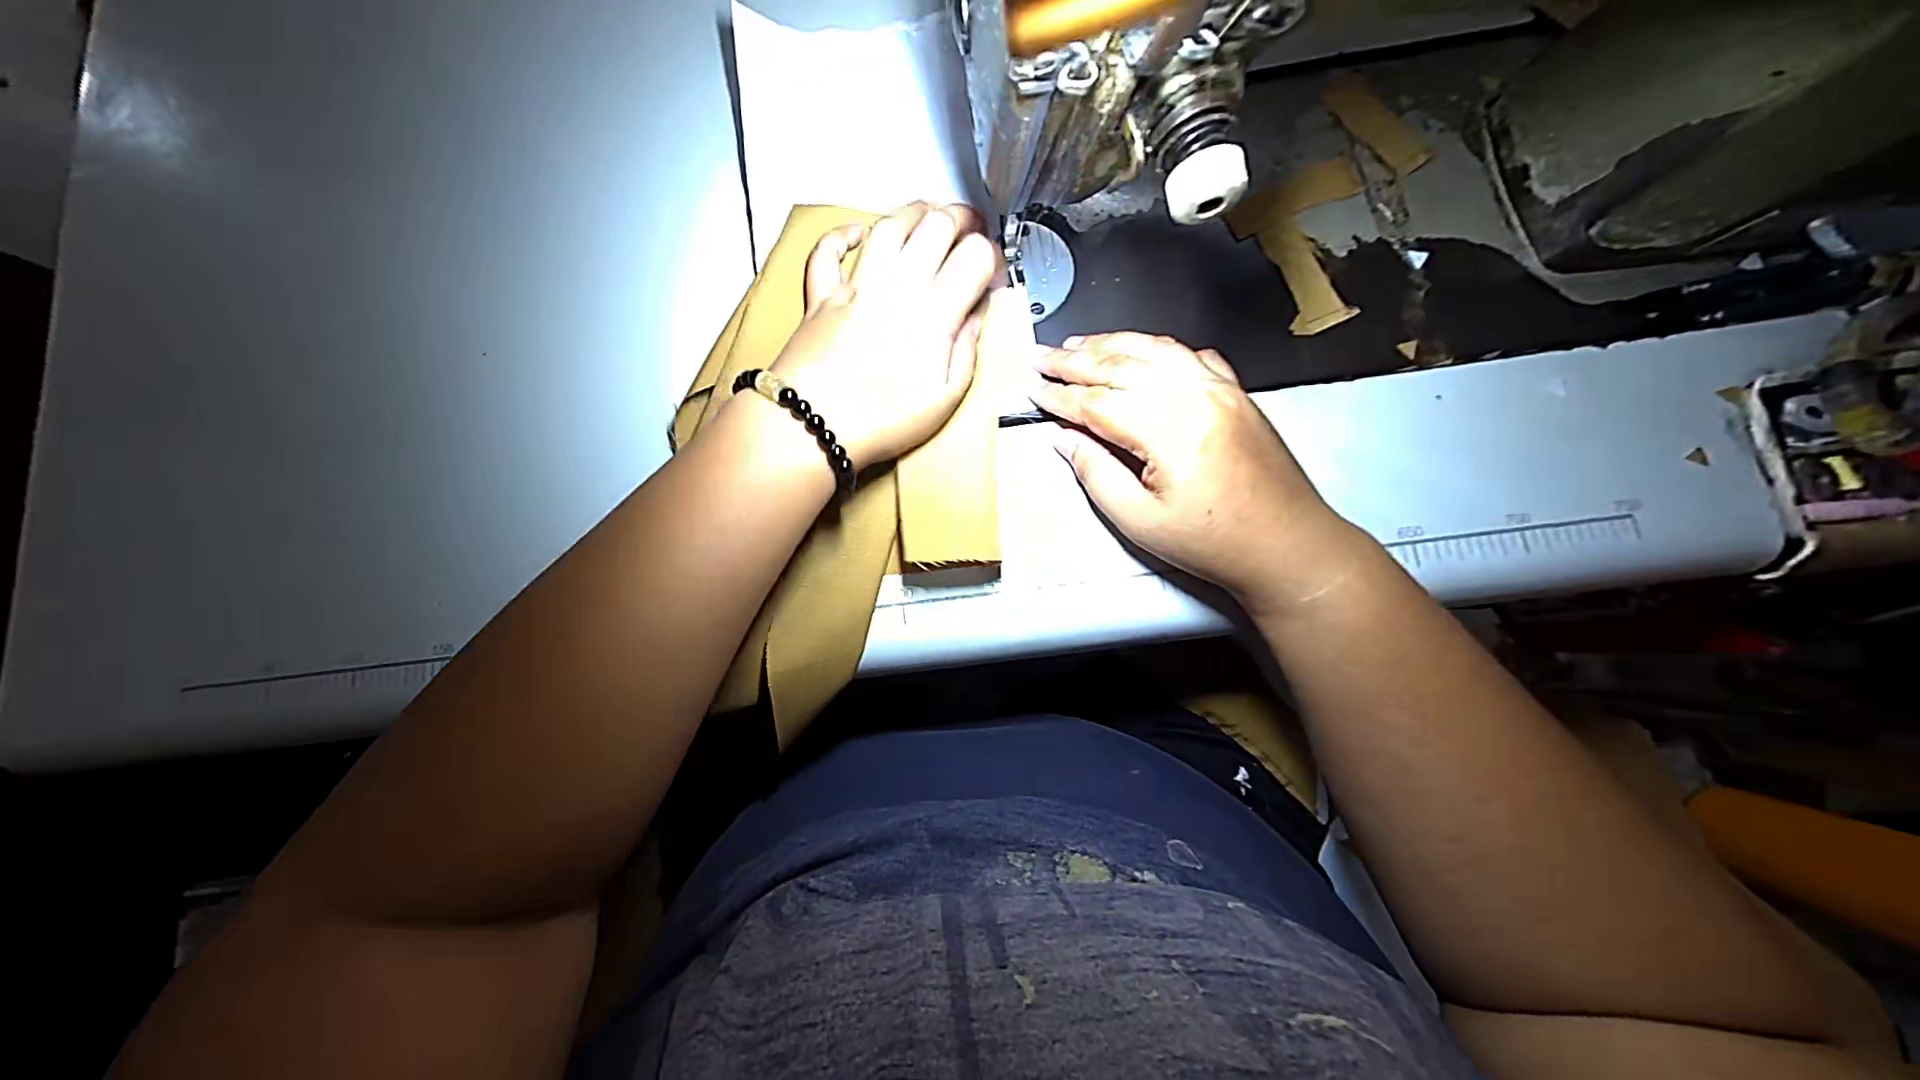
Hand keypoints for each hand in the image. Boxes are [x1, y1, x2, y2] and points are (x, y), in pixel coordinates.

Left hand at [766, 202, 999, 469]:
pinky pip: (828, 249)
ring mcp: (857, 285)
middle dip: (963, 219)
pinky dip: (843, 234)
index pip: (976, 255)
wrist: (812, 425)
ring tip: (929, 218)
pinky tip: (856, 234)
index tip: (993, 276)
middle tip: (971, 234)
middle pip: (937, 223)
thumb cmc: (878, 421)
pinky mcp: (822, 294)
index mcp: (934, 312)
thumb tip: (976, 319)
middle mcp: (898, 286)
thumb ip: (966, 350)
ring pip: (889, 223)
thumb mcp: (945, 399)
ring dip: (914, 213)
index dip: (993, 258)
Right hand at [1032, 332, 1377, 616]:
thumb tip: (1066, 440)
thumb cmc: (1216, 542)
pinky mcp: (1236, 393)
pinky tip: (1141, 350)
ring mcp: (1220, 389)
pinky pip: (1190, 356)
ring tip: (1078, 345)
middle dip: (1075, 360)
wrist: (1288, 545)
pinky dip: (1157, 348)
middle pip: (1122, 365)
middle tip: (1042, 356)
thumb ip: (1096, 474)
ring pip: (1155, 350)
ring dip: (1112, 344)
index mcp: (1170, 428)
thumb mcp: (1140, 521)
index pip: (1098, 402)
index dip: (1059, 397)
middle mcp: (1196, 395)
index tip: (1033, 391)